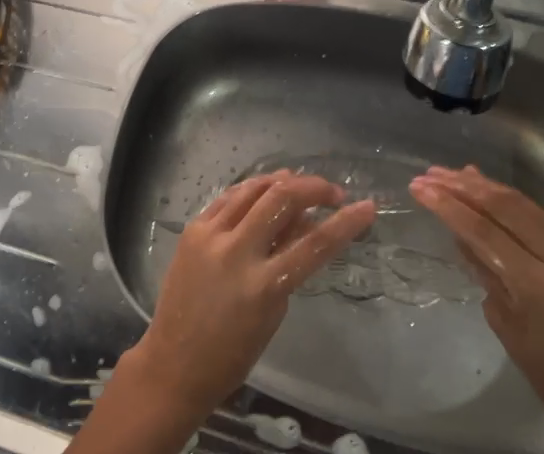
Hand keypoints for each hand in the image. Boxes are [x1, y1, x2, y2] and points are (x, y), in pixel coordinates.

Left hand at [69, 171, 375, 453]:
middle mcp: (236, 252)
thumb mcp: (273, 312)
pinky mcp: (192, 230)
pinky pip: (227, 199)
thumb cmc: (233, 352)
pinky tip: (264, 190)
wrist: (175, 361)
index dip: (346, 222)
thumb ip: (288, 265)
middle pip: (282, 199)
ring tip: (300, 184)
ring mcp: (210, 236)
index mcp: (264, 286)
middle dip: (313, 187)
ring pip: (252, 189)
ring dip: (281, 181)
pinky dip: (250, 190)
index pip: (315, 243)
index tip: (367, 207)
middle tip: (331, 192)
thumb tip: (303, 225)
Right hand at [409, 165, 543, 422]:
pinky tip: (483, 187)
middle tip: (428, 175)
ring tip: (447, 173)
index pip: (485, 232)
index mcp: (539, 286)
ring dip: (483, 185)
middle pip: (506, 208)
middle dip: (462, 187)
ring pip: (523, 204)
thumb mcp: (505, 324)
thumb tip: (460, 233)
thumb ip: (484, 272)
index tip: (418, 189)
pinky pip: (537, 215)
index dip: (448, 206)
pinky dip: (506, 199)